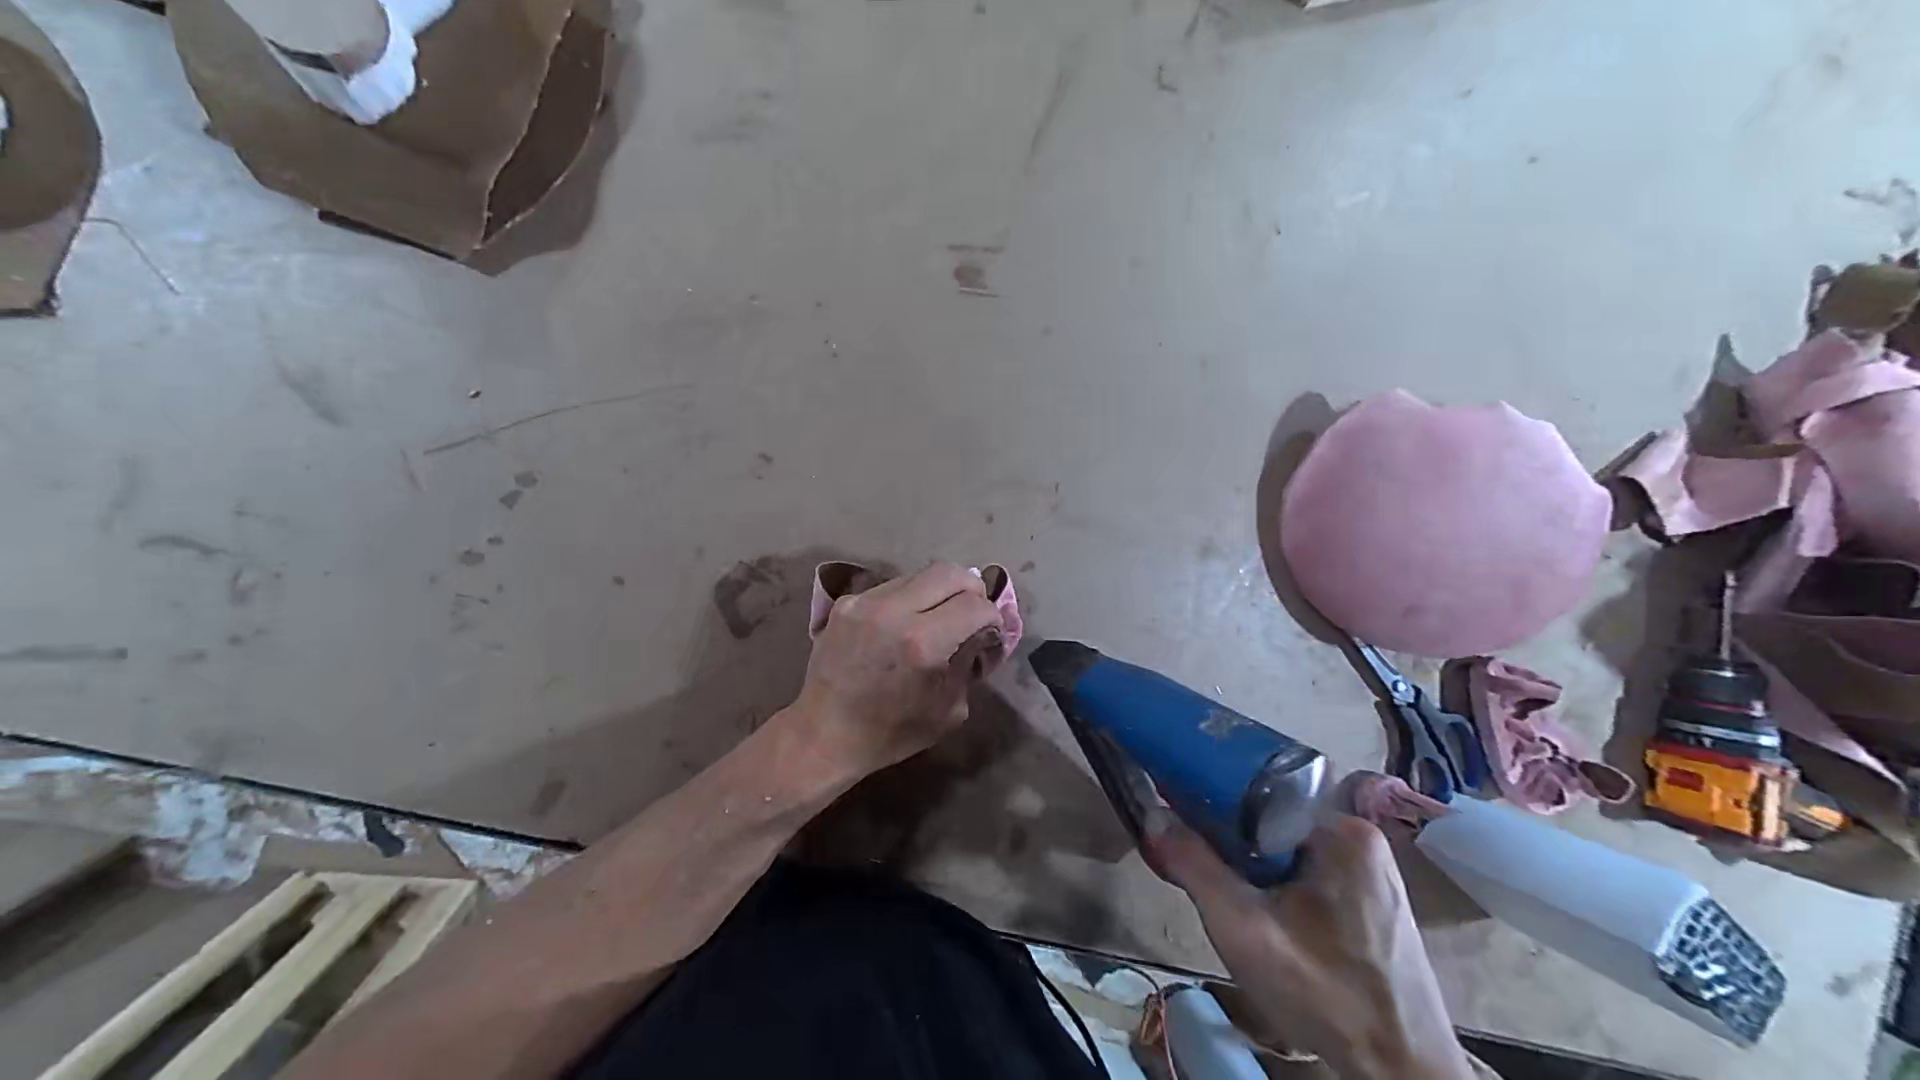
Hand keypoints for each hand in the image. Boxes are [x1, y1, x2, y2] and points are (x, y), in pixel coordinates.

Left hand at [788, 562, 1003, 779]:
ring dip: (939, 591)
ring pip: (919, 574)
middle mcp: (894, 613)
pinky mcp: (846, 603)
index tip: (990, 631)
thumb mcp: (949, 708)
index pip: (975, 606)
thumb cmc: (892, 732)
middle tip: (973, 611)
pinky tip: (906, 622)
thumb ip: (969, 662)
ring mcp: (865, 603)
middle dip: (972, 589)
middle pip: (950, 572)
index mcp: (923, 644)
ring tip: (939, 615)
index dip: (993, 616)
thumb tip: (981, 632)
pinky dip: (910, 598)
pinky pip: (892, 586)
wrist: (825, 734)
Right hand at [1147, 814, 1474, 1079]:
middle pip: (1270, 819)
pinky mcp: (1370, 898)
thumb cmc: (1324, 995)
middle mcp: (1360, 836)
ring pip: (1284, 847)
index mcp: (1342, 829)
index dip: (1209, 799)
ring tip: (1228, 896)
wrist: (1401, 1075)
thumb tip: (1151, 814)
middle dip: (1229, 842)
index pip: (1257, 792)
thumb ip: (1193, 865)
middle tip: (1199, 868)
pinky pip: (1304, 869)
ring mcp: (1370, 868)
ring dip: (1250, 866)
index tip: (1175, 813)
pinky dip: (1275, 883)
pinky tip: (1262, 915)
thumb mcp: (1243, 929)